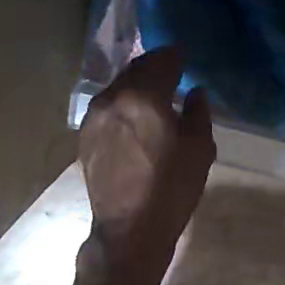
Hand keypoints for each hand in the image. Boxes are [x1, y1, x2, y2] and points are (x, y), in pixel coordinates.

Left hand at [78, 49, 215, 276]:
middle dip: (152, 67)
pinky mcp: (85, 138)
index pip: (160, 61)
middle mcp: (112, 99)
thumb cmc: (171, 189)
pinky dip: (121, 106)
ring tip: (152, 94)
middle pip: (134, 71)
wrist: (130, 228)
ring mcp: (93, 119)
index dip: (174, 56)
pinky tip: (133, 119)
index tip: (183, 56)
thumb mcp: (199, 149)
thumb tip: (195, 93)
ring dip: (134, 86)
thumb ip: (198, 112)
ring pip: (116, 89)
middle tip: (169, 70)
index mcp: (142, 96)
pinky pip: (106, 110)